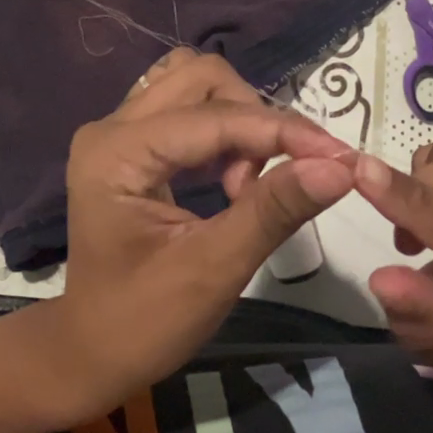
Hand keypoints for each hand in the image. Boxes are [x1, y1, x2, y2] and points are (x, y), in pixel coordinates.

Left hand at [54, 49, 358, 410]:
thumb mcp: (213, 271)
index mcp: (116, 153)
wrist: (90, 353)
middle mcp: (111, 127)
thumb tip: (340, 166)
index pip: (214, 118)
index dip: (281, 131)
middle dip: (254, 120)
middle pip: (202, 79)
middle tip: (271, 183)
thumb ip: (273, 211)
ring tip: (245, 185)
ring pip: (196, 87)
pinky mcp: (130, 144)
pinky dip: (222, 133)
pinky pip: (186, 110)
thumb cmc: (144, 323)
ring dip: (238, 122)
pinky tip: (231, 181)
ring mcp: (116, 131)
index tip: (342, 157)